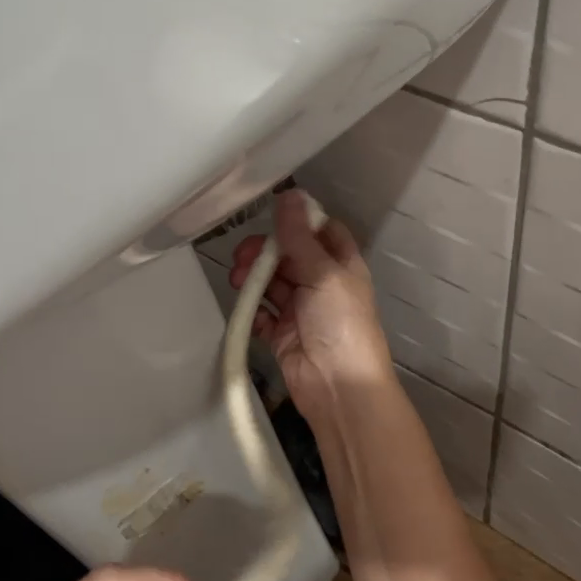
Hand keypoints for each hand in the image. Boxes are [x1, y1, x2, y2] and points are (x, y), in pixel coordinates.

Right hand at [230, 191, 395, 425]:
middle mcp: (322, 283)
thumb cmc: (341, 323)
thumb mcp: (323, 273)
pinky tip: (249, 314)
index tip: (271, 215)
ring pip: (271, 283)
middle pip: (288, 255)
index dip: (298, 221)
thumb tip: (289, 194)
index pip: (320, 230)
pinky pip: (262, 315)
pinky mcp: (283, 335)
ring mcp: (302, 309)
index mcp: (341, 264)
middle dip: (264, 252)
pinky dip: (253, 312)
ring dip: (254, 279)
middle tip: (242, 257)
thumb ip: (300, 237)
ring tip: (239, 282)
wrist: (340, 387)